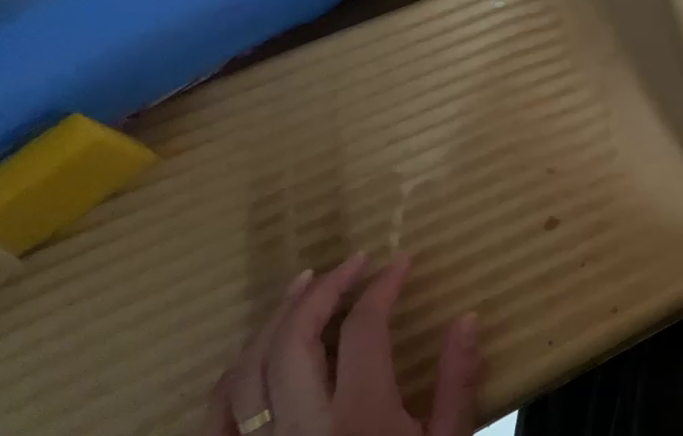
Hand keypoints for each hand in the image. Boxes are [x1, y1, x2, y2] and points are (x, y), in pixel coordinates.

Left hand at [200, 253, 479, 435]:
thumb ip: (457, 382)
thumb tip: (467, 319)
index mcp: (359, 416)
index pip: (363, 329)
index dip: (382, 286)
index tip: (402, 263)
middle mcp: (301, 427)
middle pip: (293, 340)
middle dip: (323, 290)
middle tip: (354, 263)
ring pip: (246, 369)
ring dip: (275, 318)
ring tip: (305, 285)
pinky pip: (215, 414)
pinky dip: (233, 371)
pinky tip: (257, 349)